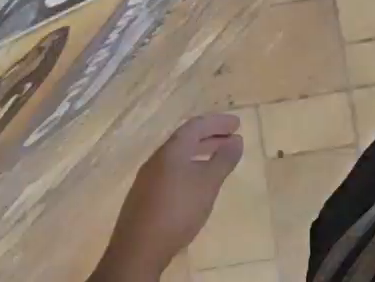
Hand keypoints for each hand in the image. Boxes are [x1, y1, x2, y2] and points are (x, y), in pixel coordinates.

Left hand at [99, 115, 243, 280]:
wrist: (137, 252)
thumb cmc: (177, 210)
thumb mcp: (208, 183)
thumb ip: (224, 160)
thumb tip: (236, 141)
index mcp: (172, 150)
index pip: (197, 125)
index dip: (218, 122)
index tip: (237, 124)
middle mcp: (157, 160)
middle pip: (186, 140)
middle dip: (211, 137)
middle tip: (231, 139)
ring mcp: (147, 180)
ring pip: (178, 159)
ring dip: (200, 155)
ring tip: (217, 162)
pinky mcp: (143, 199)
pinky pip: (170, 174)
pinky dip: (188, 171)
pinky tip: (195, 187)